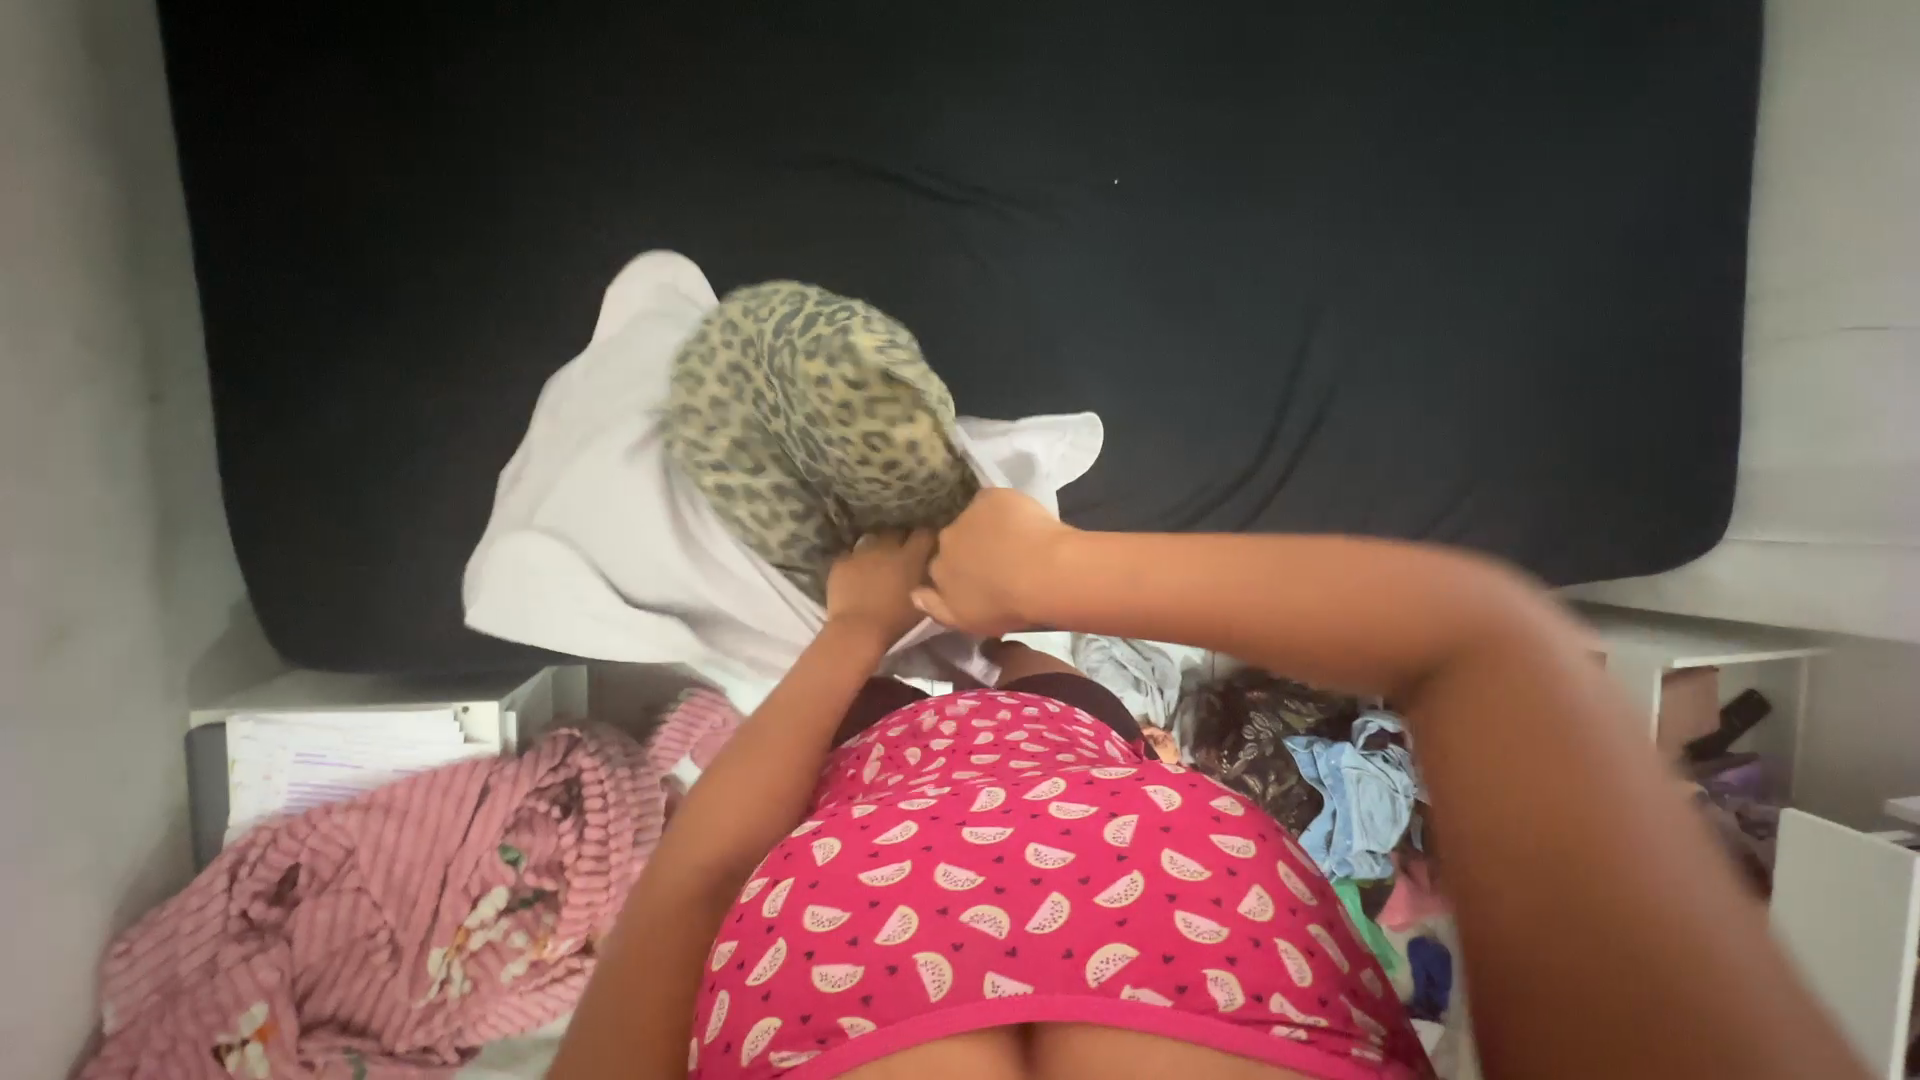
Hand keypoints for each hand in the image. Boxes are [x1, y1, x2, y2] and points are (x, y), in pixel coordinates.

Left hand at [825, 529, 937, 649]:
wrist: (858, 629)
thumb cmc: (897, 621)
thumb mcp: (924, 602)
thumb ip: (929, 582)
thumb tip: (931, 573)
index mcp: (911, 557)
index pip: (925, 534)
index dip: (927, 540)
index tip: (928, 548)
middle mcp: (887, 547)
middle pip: (896, 534)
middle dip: (900, 542)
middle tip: (902, 558)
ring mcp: (861, 553)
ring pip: (871, 540)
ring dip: (876, 548)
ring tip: (876, 563)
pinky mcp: (841, 562)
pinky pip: (850, 555)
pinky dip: (855, 563)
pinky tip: (855, 575)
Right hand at [911, 489, 1076, 635]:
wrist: (1043, 573)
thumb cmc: (1007, 606)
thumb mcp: (965, 621)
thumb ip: (934, 607)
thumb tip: (914, 593)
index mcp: (938, 570)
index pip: (940, 568)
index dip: (959, 572)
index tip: (979, 579)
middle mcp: (945, 539)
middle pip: (954, 540)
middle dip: (970, 548)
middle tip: (999, 560)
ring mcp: (967, 515)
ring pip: (973, 519)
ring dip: (987, 527)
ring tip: (1015, 540)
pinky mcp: (990, 497)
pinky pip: (992, 501)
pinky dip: (1004, 509)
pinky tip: (1022, 521)